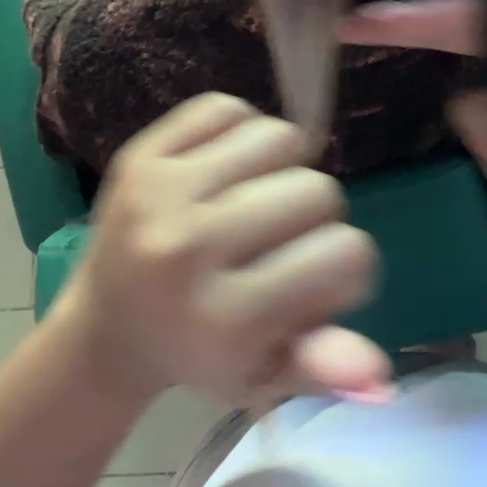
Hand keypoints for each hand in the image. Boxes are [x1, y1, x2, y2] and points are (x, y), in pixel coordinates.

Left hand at [54, 94, 390, 404]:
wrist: (106, 326)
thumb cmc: (200, 354)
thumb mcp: (264, 378)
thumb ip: (323, 367)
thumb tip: (380, 372)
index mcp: (227, 319)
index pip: (345, 253)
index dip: (348, 264)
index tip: (321, 278)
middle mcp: (190, 249)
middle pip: (316, 190)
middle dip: (318, 217)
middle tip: (287, 240)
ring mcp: (160, 193)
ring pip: (277, 137)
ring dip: (285, 166)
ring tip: (263, 197)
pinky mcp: (139, 155)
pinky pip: (223, 108)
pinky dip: (241, 132)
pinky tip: (231, 168)